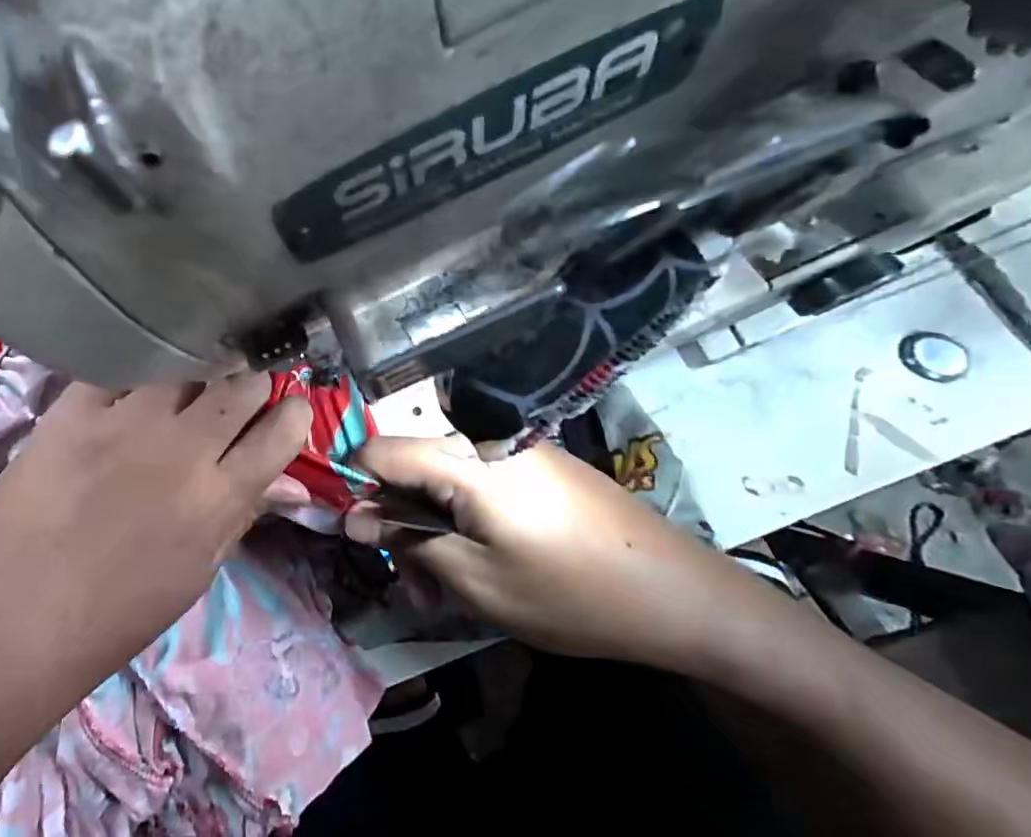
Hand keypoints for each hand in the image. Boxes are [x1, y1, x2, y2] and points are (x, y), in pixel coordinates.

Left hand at [0, 375, 310, 683]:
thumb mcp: (197, 573)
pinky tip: (136, 382)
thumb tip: (287, 480)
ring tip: (190, 381)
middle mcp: (182, 449)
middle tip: (239, 394)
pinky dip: (139, 372)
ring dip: (200, 370)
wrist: (12, 625)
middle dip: (252, 383)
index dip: (293, 414)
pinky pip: (123, 367)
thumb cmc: (116, 615)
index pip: (282, 430)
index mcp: (218, 497)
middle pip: (242, 384)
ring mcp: (126, 423)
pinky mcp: (74, 411)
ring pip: (189, 364)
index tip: (287, 411)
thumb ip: (242, 514)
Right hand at [347, 437, 777, 670]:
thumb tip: (355, 518)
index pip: (382, 449)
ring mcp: (517, 449)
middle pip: (414, 463)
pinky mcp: (538, 464)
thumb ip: (409, 541)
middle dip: (400, 519)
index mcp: (469, 458)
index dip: (360, 489)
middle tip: (411, 581)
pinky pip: (480, 480)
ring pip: (446, 476)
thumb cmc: (570, 593)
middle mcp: (488, 438)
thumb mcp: (477, 581)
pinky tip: (479, 561)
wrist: (676, 592)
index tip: (361, 535)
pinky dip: (466, 517)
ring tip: (445, 584)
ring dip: (433, 525)